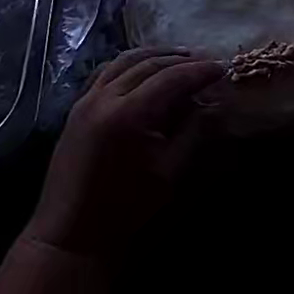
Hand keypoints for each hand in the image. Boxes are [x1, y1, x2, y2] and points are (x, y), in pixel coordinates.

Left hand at [25, 48, 224, 257]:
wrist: (71, 236)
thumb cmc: (126, 212)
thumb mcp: (169, 174)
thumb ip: (193, 133)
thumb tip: (212, 105)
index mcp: (129, 113)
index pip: (171, 78)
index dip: (199, 71)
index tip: (223, 67)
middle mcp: (104, 97)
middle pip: (146, 64)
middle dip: (179, 60)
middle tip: (206, 61)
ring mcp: (85, 101)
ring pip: (122, 62)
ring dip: (153, 57)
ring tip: (179, 59)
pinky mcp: (76, 110)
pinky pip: (104, 74)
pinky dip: (127, 66)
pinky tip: (142, 72)